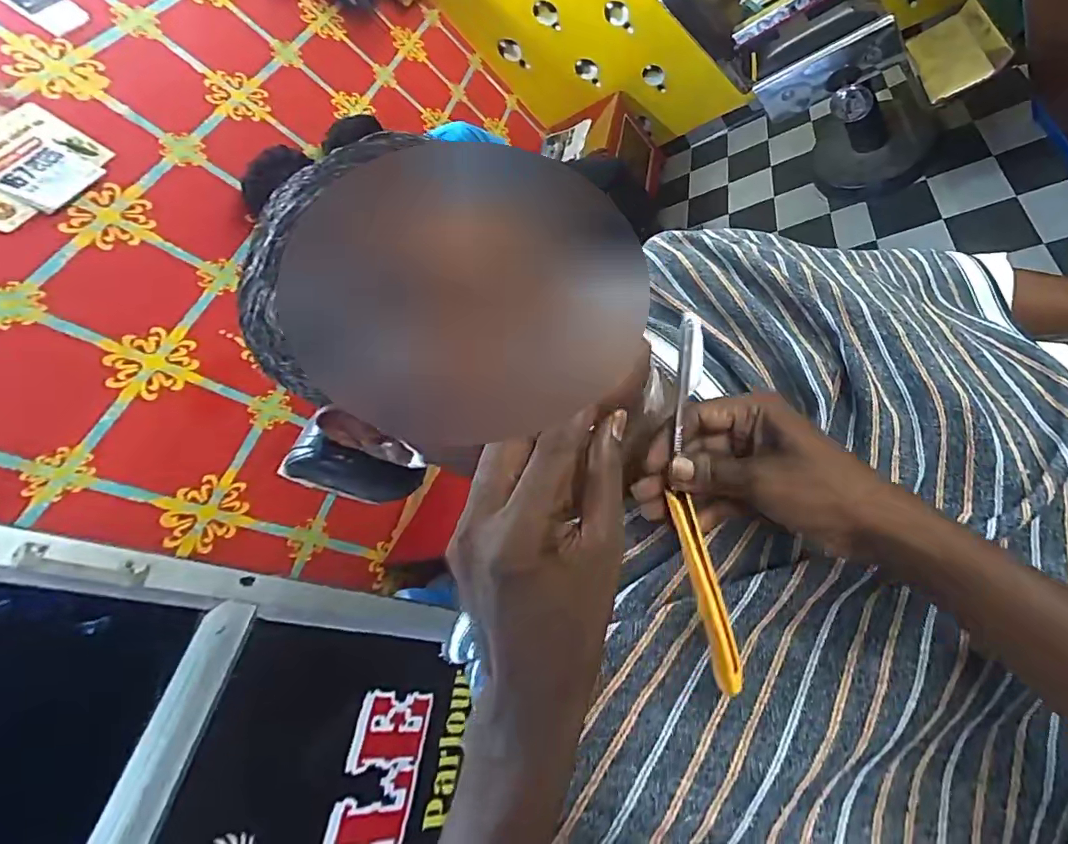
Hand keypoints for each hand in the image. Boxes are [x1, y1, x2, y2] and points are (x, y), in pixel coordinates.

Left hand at [447, 407, 627, 715]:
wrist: (530, 685)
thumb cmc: (579, 623)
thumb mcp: (604, 550)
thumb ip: (603, 482)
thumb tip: (611, 424)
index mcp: (516, 532)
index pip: (548, 450)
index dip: (576, 411)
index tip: (595, 381)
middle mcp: (475, 522)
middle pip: (506, 442)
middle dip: (543, 414)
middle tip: (577, 395)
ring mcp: (458, 529)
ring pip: (491, 457)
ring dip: (526, 435)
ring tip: (563, 417)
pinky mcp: (455, 536)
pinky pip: (486, 481)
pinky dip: (515, 461)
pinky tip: (542, 456)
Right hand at [631, 392, 918, 562]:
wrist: (870, 524)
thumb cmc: (818, 489)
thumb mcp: (762, 479)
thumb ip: (714, 473)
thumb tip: (670, 470)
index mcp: (754, 412)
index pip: (698, 415)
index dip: (670, 441)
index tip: (648, 469)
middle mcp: (750, 430)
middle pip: (699, 446)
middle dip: (671, 472)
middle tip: (642, 499)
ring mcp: (755, 460)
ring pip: (709, 472)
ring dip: (683, 492)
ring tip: (653, 515)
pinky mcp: (761, 487)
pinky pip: (725, 492)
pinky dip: (707, 507)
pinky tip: (686, 525)